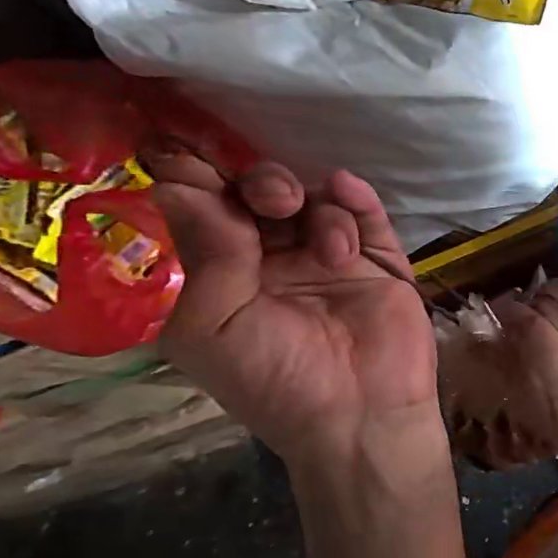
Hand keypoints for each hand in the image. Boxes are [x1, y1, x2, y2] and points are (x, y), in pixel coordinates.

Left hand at [144, 149, 435, 460]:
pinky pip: (365, 212)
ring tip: (331, 251)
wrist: (359, 416)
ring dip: (314, 207)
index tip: (184, 141)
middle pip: (260, 194)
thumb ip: (208, 254)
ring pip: (313, 198)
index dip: (194, 175)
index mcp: (225, 272)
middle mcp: (274, 257)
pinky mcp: (378, 257)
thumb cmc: (274, 379)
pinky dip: (355, 197)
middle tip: (275, 201)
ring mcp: (328, 255)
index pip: (205, 209)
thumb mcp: (215, 326)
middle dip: (264, 184)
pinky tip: (347, 194)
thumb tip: (179, 183)